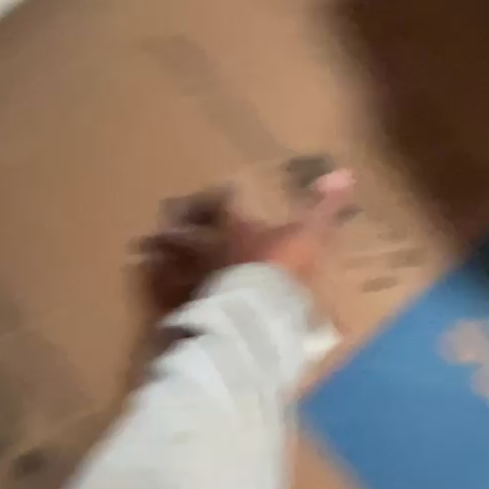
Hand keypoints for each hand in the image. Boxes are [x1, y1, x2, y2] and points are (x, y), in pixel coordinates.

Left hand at [135, 170, 354, 316]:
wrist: (248, 315)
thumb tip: (343, 173)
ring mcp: (187, 277)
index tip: (224, 190)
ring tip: (146, 248)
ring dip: (157, 251)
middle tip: (171, 216)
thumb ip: (323, 207)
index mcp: (234, 227)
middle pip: (185, 228)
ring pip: (165, 258)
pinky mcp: (178, 306)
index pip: (224, 203)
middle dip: (179, 222)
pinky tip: (147, 286)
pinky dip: (152, 288)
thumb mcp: (309, 236)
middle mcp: (204, 247)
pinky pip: (159, 294)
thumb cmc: (279, 270)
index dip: (224, 195)